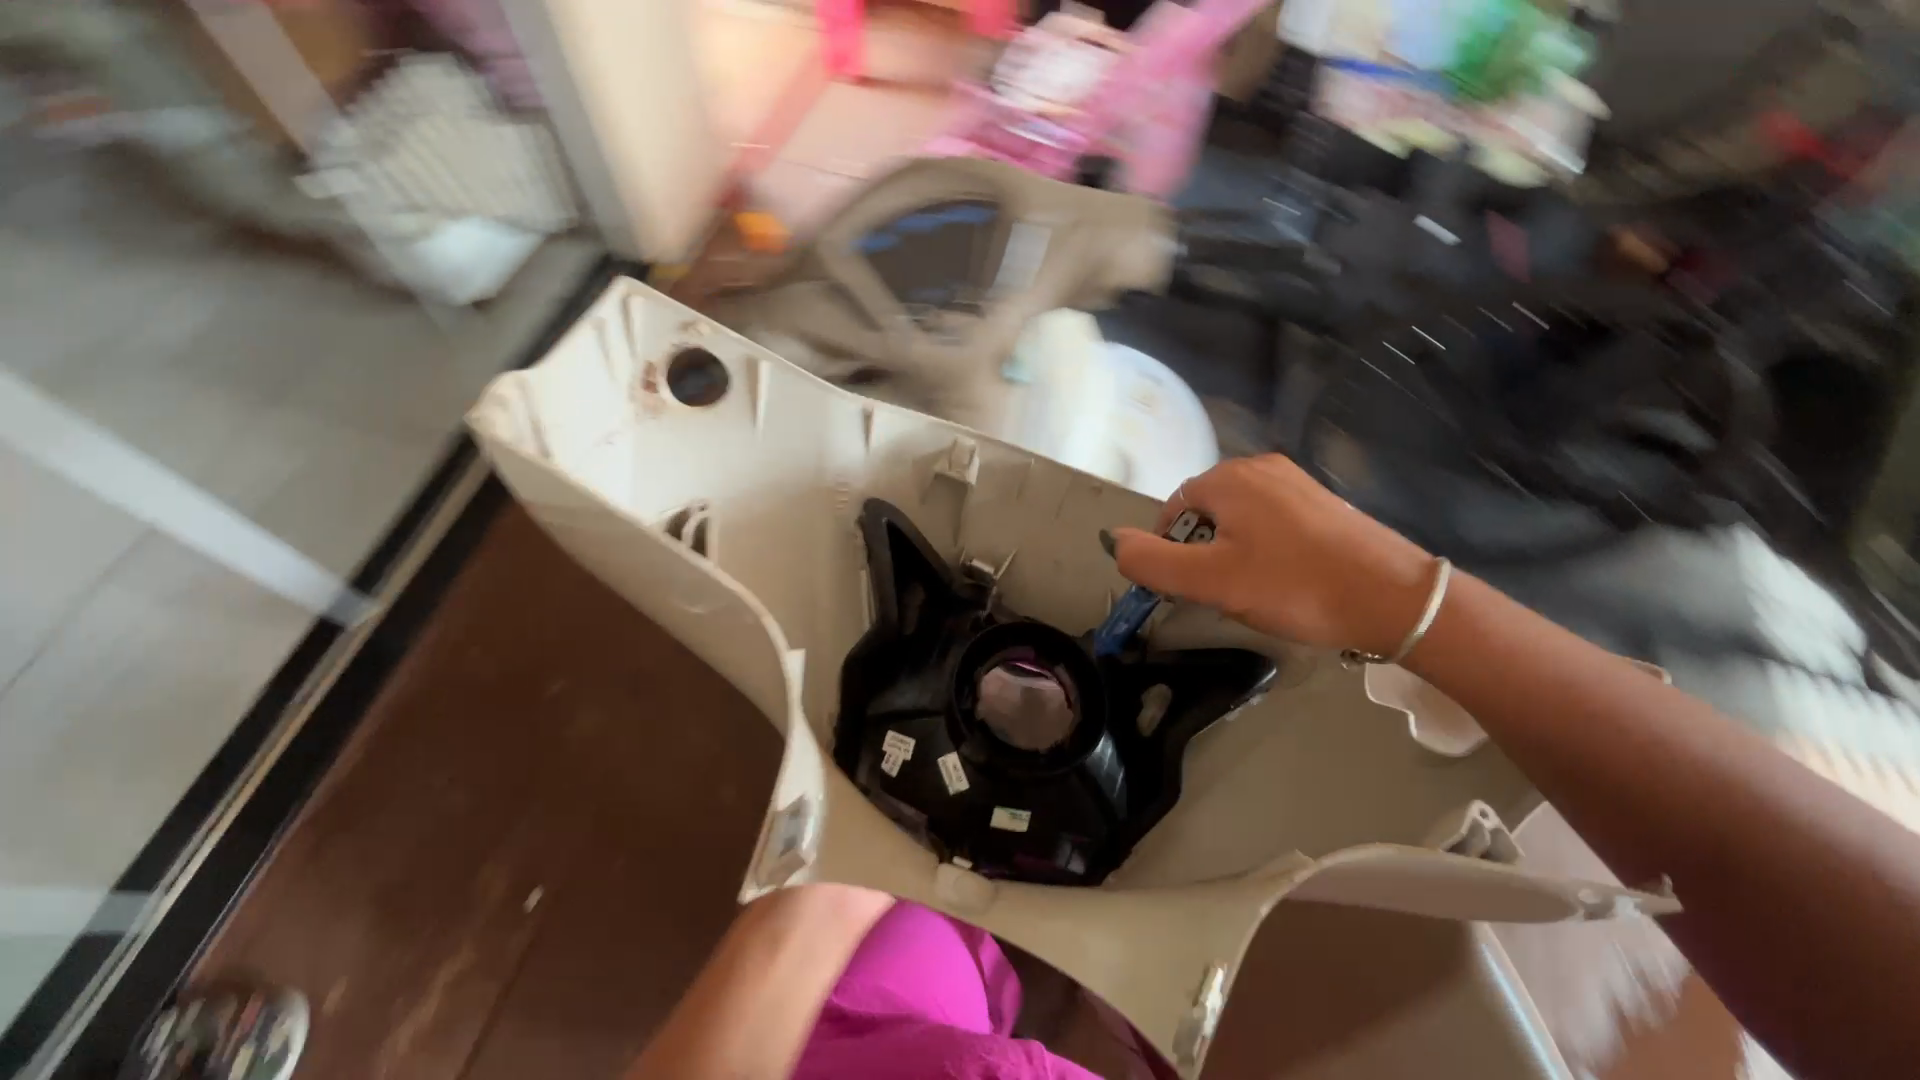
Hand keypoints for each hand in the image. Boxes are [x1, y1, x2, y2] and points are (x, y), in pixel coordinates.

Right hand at [1109, 456, 1437, 654]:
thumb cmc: (1294, 587)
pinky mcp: (1324, 503)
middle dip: (1204, 553)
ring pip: (1240, 520)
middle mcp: (1261, 467)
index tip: (1191, 589)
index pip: (1172, 510)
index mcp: (1229, 478)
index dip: (1170, 552)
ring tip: (1258, 591)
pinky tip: (1288, 581)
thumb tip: (1114, 541)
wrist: (1394, 599)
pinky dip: (1267, 551)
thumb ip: (1152, 562)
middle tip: (1226, 594)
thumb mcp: (1210, 581)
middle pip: (1206, 512)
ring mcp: (1297, 482)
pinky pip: (1273, 523)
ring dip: (1234, 554)